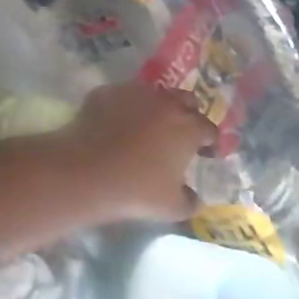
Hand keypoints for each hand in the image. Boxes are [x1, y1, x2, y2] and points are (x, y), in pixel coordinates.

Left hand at [59, 81, 216, 221]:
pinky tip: (118, 122)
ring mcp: (135, 92)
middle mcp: (165, 102)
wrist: (87, 169)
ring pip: (154, 93)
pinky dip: (127, 107)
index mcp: (187, 127)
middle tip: (182, 133)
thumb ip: (190, 201)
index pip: (209, 128)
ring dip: (158, 107)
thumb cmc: (136, 189)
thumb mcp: (172, 207)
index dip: (210, 141)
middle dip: (189, 114)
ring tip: (149, 126)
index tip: (206, 152)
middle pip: (186, 100)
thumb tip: (194, 197)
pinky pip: (124, 95)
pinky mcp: (108, 91)